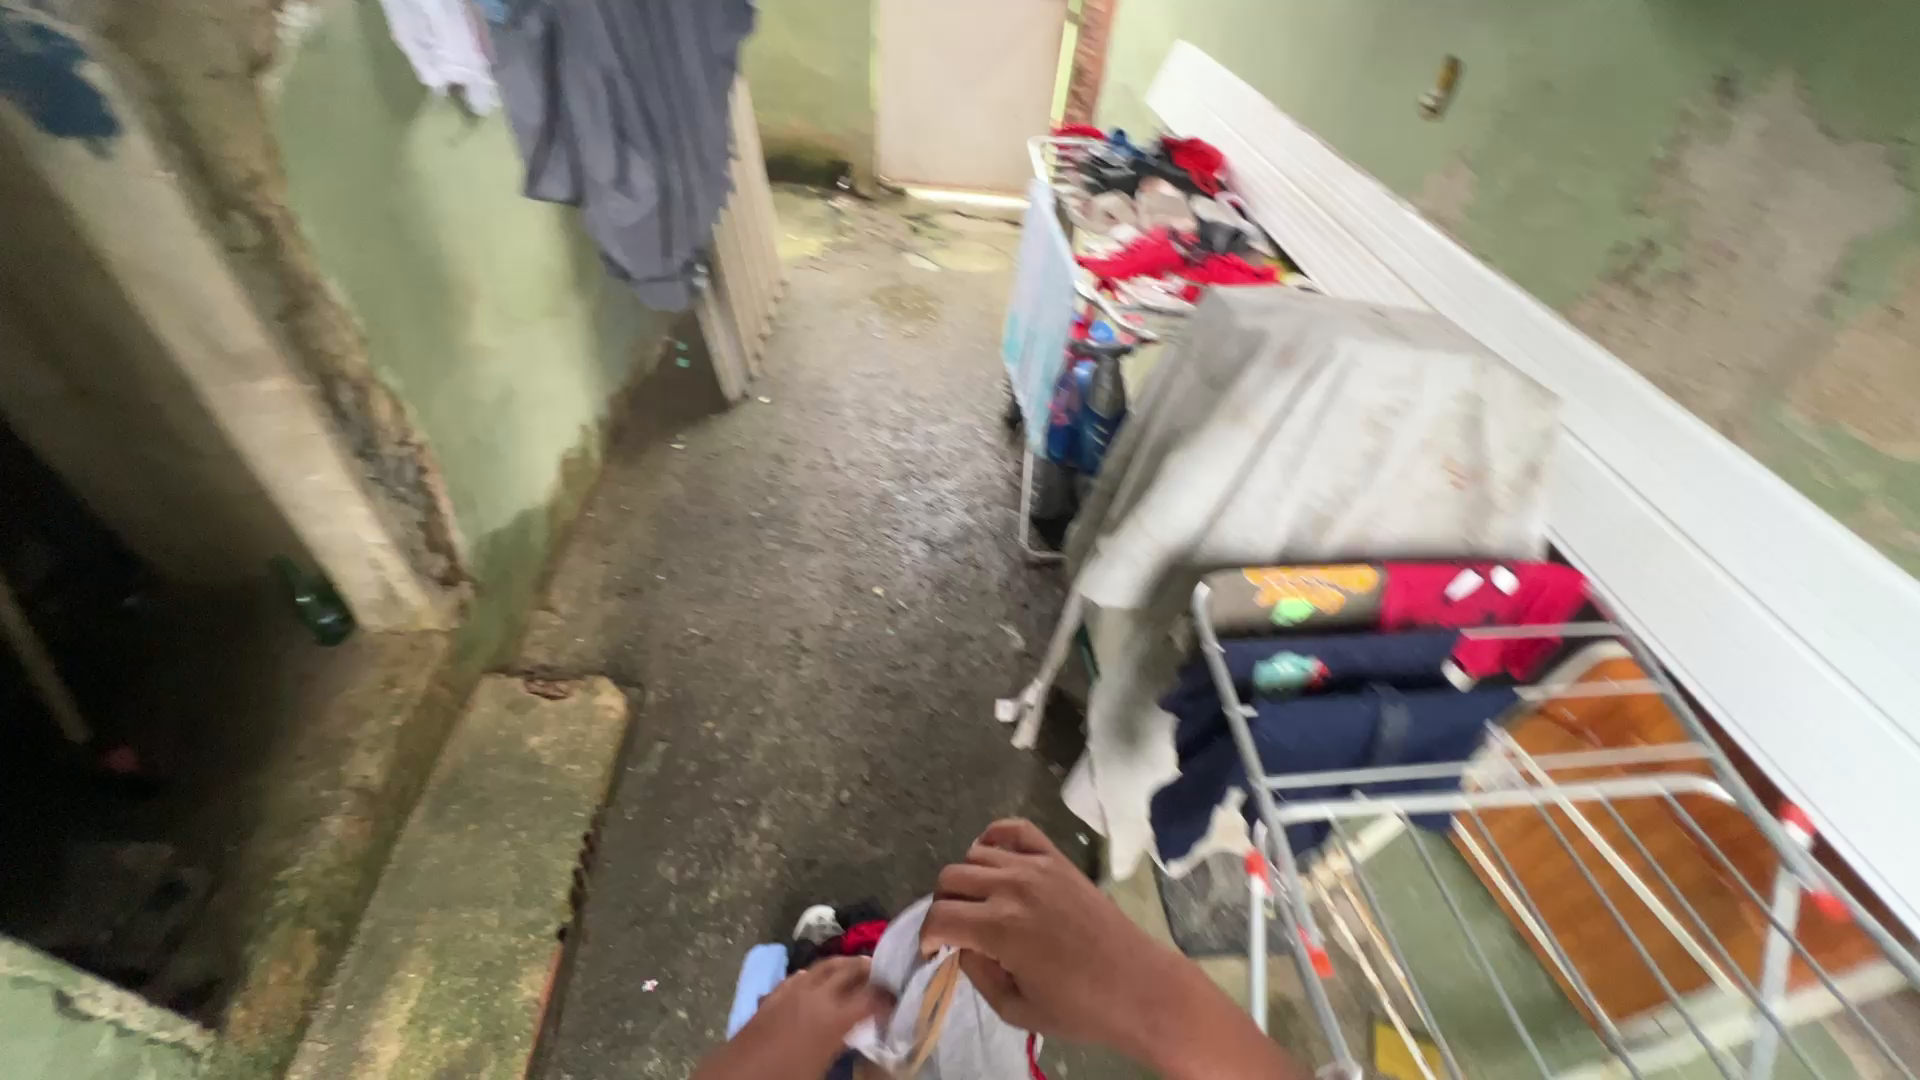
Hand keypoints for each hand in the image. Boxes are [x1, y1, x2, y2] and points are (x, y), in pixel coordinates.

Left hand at [691, 956, 890, 1079]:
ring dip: (843, 965)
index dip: (888, 998)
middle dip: (869, 969)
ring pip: (825, 965)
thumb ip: (844, 1057)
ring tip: (856, 971)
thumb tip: (866, 1056)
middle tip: (883, 974)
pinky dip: (816, 975)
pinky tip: (817, 983)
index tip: (899, 1000)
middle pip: (849, 970)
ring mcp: (792, 993)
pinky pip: (801, 976)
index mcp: (833, 1020)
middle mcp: (816, 997)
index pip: (871, 999)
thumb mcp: (821, 1076)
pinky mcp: (773, 997)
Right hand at [920, 819, 1186, 1054]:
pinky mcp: (1056, 857)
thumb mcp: (1017, 1010)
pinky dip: (994, 836)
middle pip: (950, 878)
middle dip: (943, 906)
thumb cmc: (1080, 1009)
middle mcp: (1012, 887)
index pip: (939, 917)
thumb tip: (960, 945)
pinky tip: (994, 858)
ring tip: (979, 903)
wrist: (1138, 986)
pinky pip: (1014, 828)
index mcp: (1000, 929)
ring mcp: (1036, 866)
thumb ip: (978, 974)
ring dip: (967, 878)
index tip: (933, 949)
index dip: (927, 935)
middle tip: (955, 929)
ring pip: (975, 854)